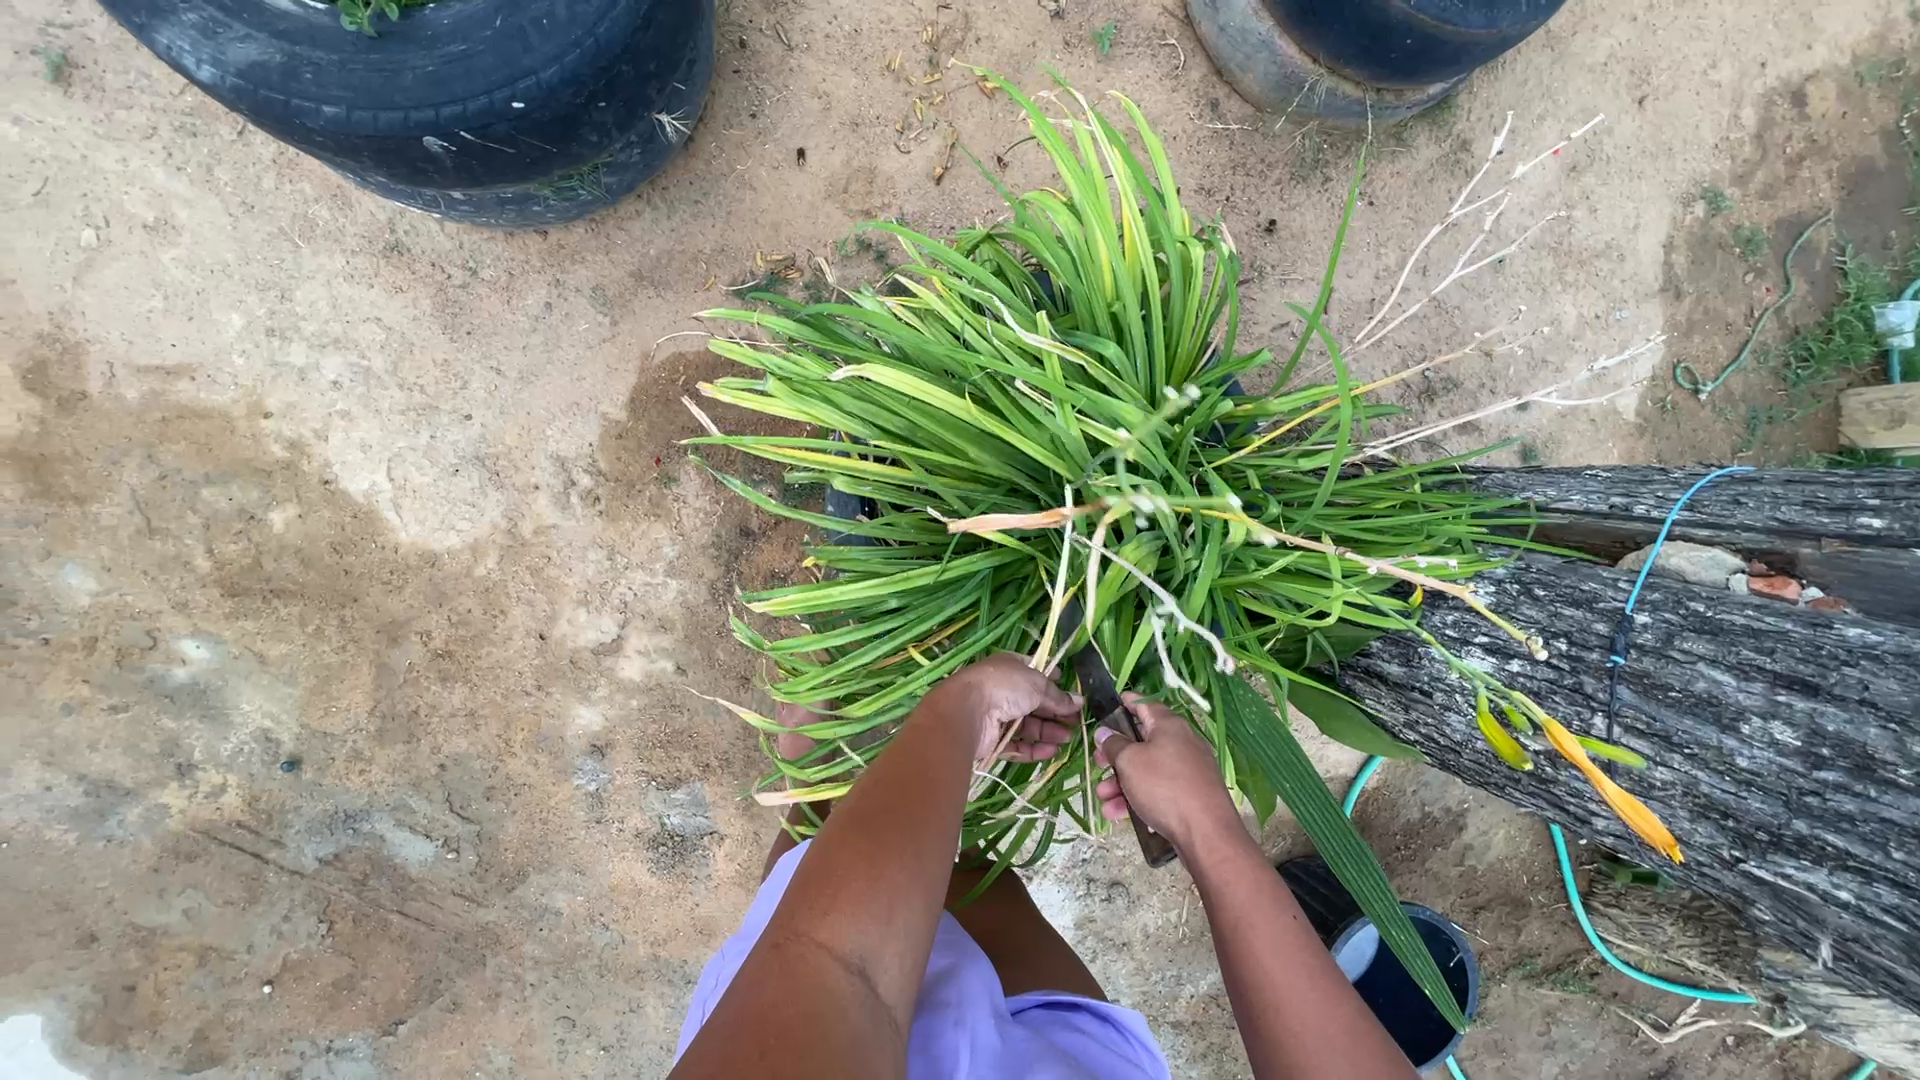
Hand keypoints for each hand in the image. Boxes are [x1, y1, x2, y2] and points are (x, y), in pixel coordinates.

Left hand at [921, 653, 1083, 761]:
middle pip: (1033, 702)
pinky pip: (1017, 745)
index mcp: (1009, 668)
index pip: (1034, 672)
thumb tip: (1079, 701)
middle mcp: (1002, 690)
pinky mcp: (992, 740)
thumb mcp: (1037, 684)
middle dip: (1055, 712)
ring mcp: (996, 716)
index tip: (1070, 690)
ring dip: (1048, 732)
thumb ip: (1058, 696)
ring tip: (1067, 738)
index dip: (1052, 681)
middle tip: (1076, 722)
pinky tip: (1051, 751)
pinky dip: (1034, 748)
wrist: (967, 711)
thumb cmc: (1004, 686)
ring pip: (1026, 726)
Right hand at [1094, 693, 1243, 854]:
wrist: (1207, 834)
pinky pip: (1158, 789)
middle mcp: (1181, 742)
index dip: (1123, 703)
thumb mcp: (1129, 761)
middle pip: (1141, 740)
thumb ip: (1113, 744)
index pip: (1143, 704)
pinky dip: (1137, 797)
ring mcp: (1188, 770)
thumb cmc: (1164, 787)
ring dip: (1121, 782)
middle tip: (1098, 763)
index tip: (1106, 708)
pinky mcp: (1190, 795)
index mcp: (1169, 725)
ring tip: (1103, 798)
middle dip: (1115, 754)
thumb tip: (1105, 732)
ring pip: (1147, 769)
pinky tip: (1118, 813)